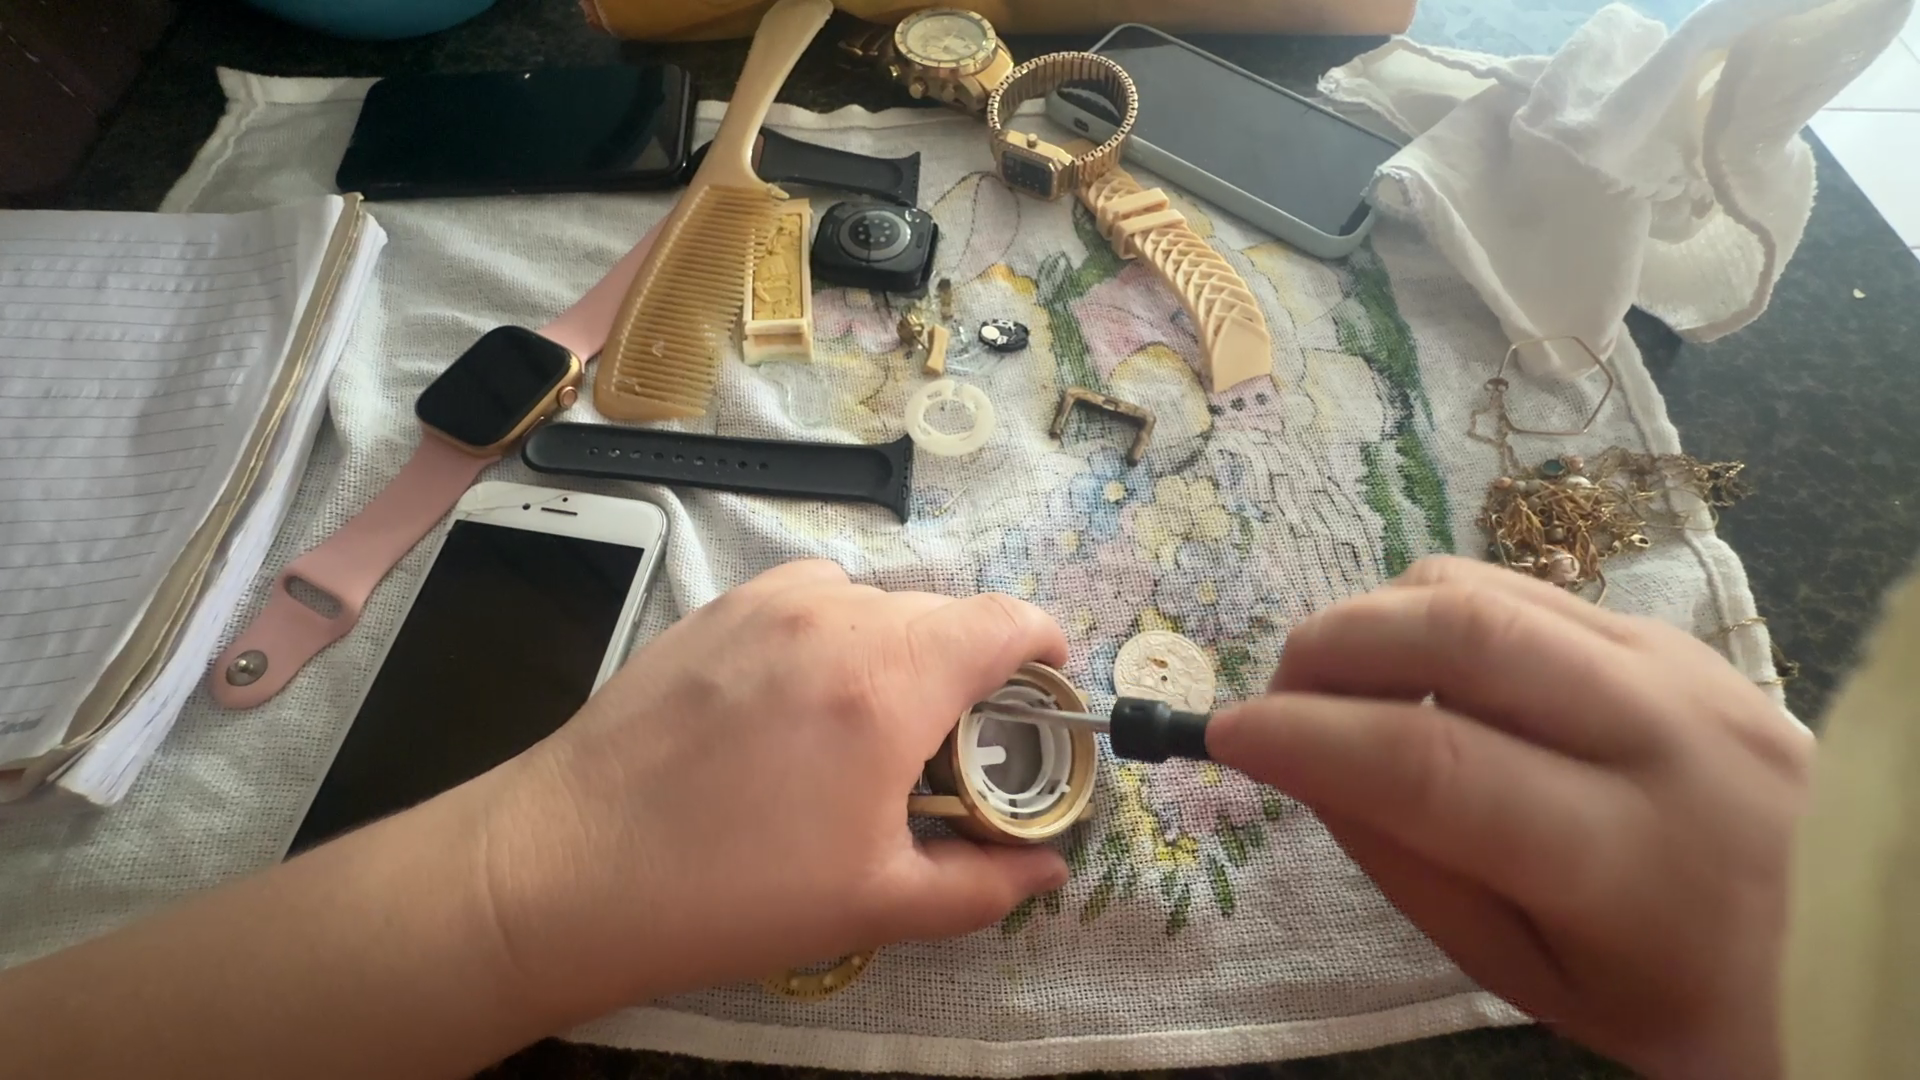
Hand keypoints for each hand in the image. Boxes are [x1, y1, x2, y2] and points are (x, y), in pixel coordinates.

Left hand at [473, 559, 1069, 1012]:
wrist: (564, 865)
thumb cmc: (731, 890)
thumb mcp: (875, 903)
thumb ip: (982, 883)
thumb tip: (1048, 872)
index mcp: (890, 682)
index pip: (1007, 621)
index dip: (1045, 648)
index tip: (1045, 688)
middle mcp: (840, 618)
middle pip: (947, 615)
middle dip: (971, 669)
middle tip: (948, 738)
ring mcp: (775, 600)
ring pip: (883, 602)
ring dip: (903, 647)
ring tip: (871, 714)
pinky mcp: (726, 603)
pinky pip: (818, 592)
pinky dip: (841, 625)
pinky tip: (807, 681)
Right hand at [1207, 556, 1810, 1079]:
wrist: (1858, 934)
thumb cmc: (1673, 989)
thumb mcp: (1526, 973)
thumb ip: (1401, 860)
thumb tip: (1300, 760)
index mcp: (1637, 865)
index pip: (1432, 767)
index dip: (1304, 737)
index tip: (1226, 736)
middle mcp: (1664, 736)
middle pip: (1455, 635)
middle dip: (1326, 648)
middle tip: (1275, 693)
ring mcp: (1667, 661)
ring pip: (1469, 589)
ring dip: (1363, 620)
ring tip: (1336, 679)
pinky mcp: (1654, 626)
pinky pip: (1499, 584)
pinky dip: (1415, 610)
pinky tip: (1410, 665)